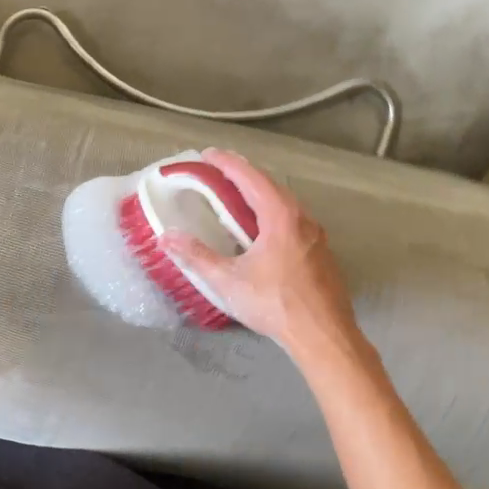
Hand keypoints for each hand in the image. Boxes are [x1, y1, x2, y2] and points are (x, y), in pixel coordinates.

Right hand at [161, 148, 367, 366]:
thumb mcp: (227, 281)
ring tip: (236, 199)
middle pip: (270, 185)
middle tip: (218, 173)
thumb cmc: (274, 303)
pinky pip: (292, 221)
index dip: (226, 163)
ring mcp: (315, 235)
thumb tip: (166, 236)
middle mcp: (302, 218)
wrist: (322, 333)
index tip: (206, 154)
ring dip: (259, 195)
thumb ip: (196, 256)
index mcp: (280, 216)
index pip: (250, 177)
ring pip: (284, 204)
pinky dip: (271, 214)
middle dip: (242, 175)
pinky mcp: (320, 252)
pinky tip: (260, 230)